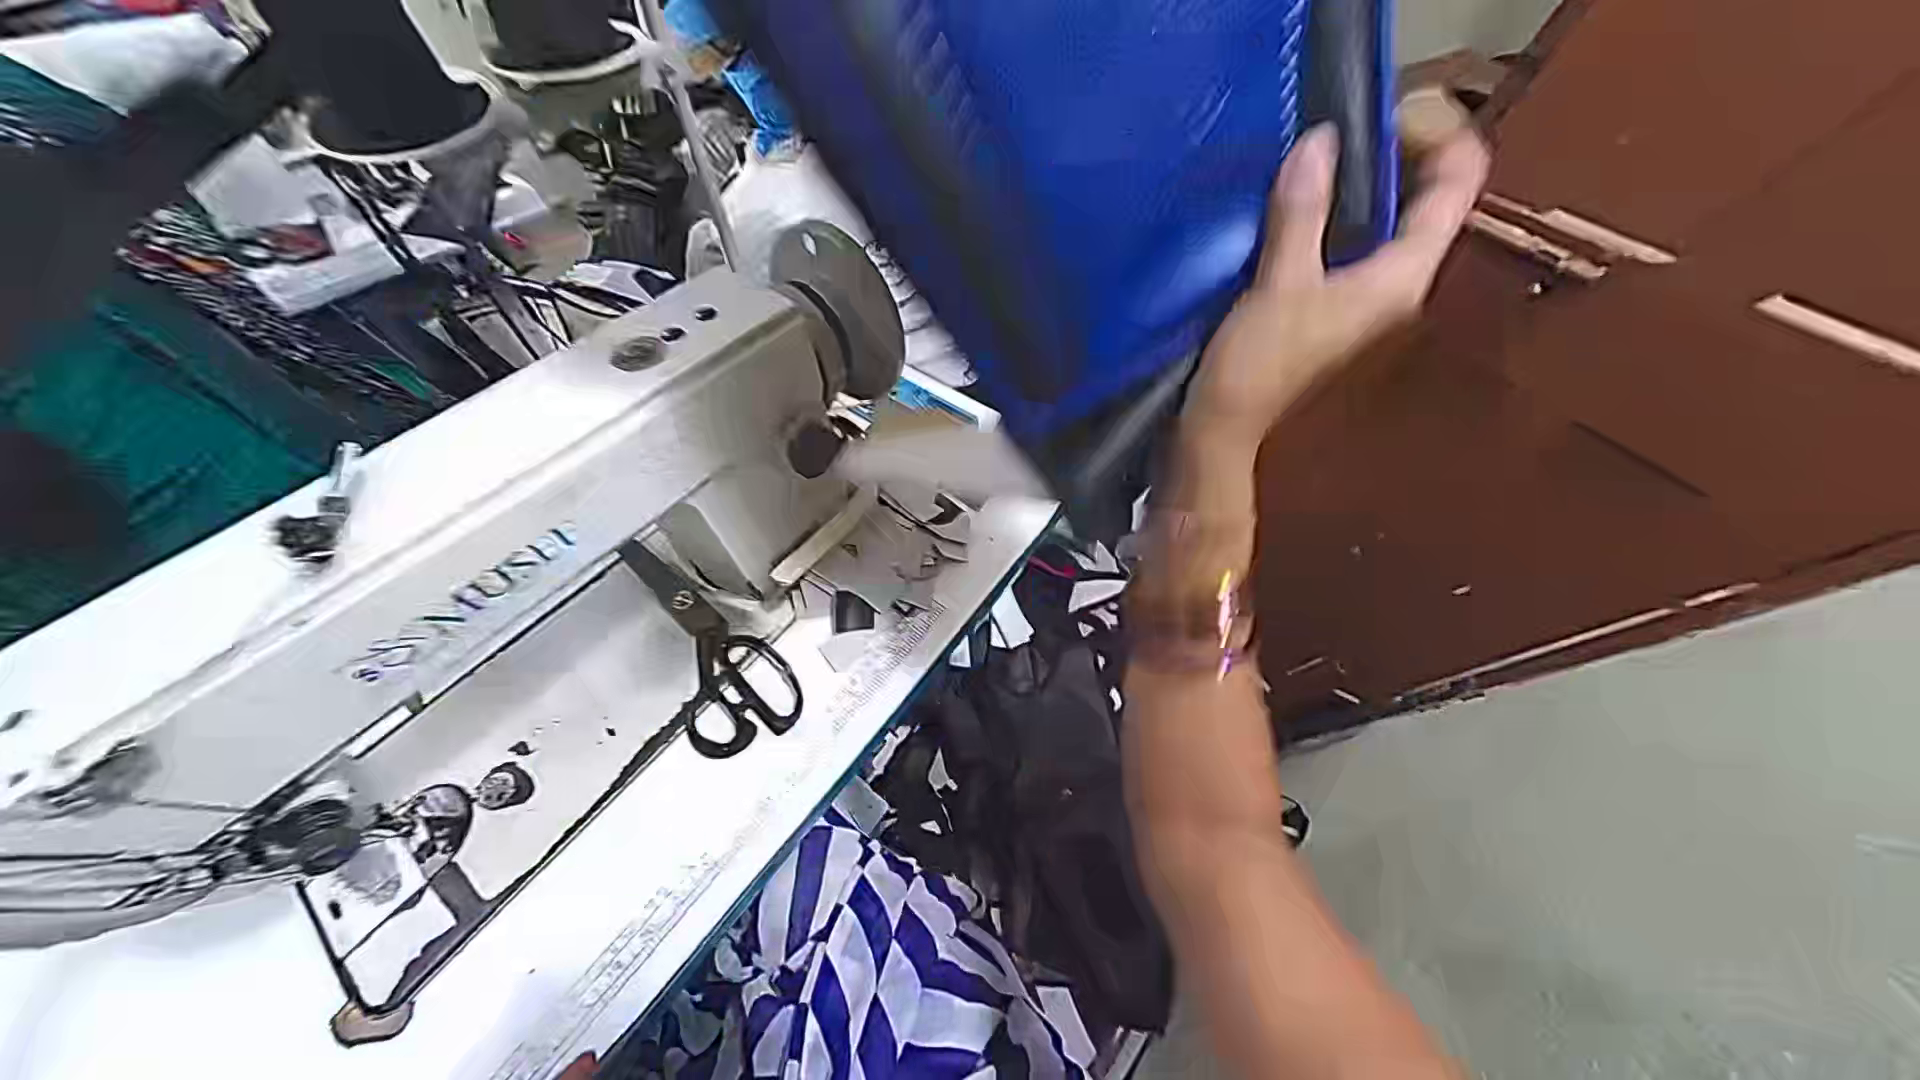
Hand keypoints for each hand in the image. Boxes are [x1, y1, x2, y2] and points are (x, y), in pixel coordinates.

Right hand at [1185, 116, 1489, 447]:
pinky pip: (1348, 244)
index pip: (1457, 184)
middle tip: (1343, 128)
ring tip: (1317, 158)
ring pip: (1382, 222)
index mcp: (1400, 278)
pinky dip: (1332, 216)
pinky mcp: (1330, 307)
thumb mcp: (1278, 285)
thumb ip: (1301, 213)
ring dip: (1359, 185)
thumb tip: (1320, 142)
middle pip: (1423, 198)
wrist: (1223, 425)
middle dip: (1394, 154)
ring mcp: (1362, 299)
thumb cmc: (1255, 367)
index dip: (1437, 134)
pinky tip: (1297, 206)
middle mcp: (1394, 286)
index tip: (1385, 114)